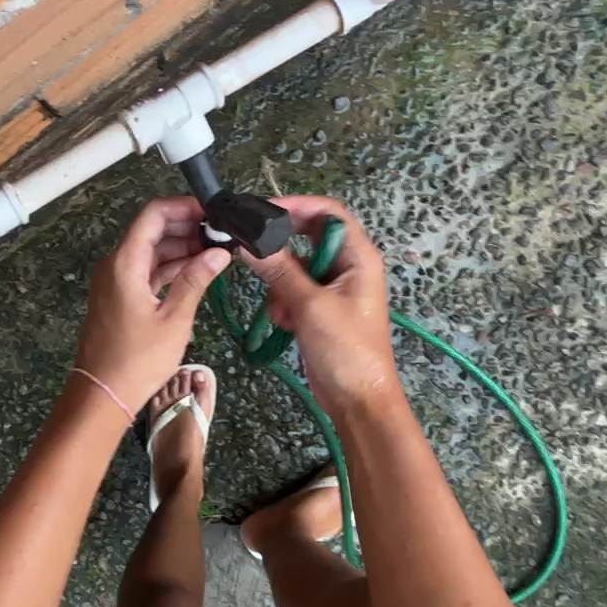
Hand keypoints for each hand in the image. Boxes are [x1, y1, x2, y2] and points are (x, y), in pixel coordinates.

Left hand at [73, 197, 230, 414]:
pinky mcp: (118, 296)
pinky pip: (145, 270)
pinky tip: (196, 271)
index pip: (153, 215)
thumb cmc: (138, 359)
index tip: (213, 214)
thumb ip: (195, 280)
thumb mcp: (174, 319)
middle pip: (151, 230)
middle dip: (186, 228)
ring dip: (180, 249)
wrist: (103, 393)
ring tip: (216, 253)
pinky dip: (168, 268)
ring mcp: (114, 280)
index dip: (184, 208)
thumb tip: (219, 252)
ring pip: (150, 251)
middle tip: (221, 235)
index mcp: (125, 263)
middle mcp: (115, 265)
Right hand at [239, 196, 402, 413]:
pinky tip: (284, 323)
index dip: (295, 206)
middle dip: (280, 249)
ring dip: (280, 284)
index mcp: (358, 257)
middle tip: (249, 250)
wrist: (357, 399)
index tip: (260, 211)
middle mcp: (347, 266)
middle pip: (307, 237)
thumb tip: (248, 242)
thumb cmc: (346, 350)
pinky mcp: (319, 307)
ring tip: (280, 310)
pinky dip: (282, 302)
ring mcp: (332, 287)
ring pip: (294, 266)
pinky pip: (292, 290)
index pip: (327, 213)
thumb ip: (279, 271)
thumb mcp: (310, 307)